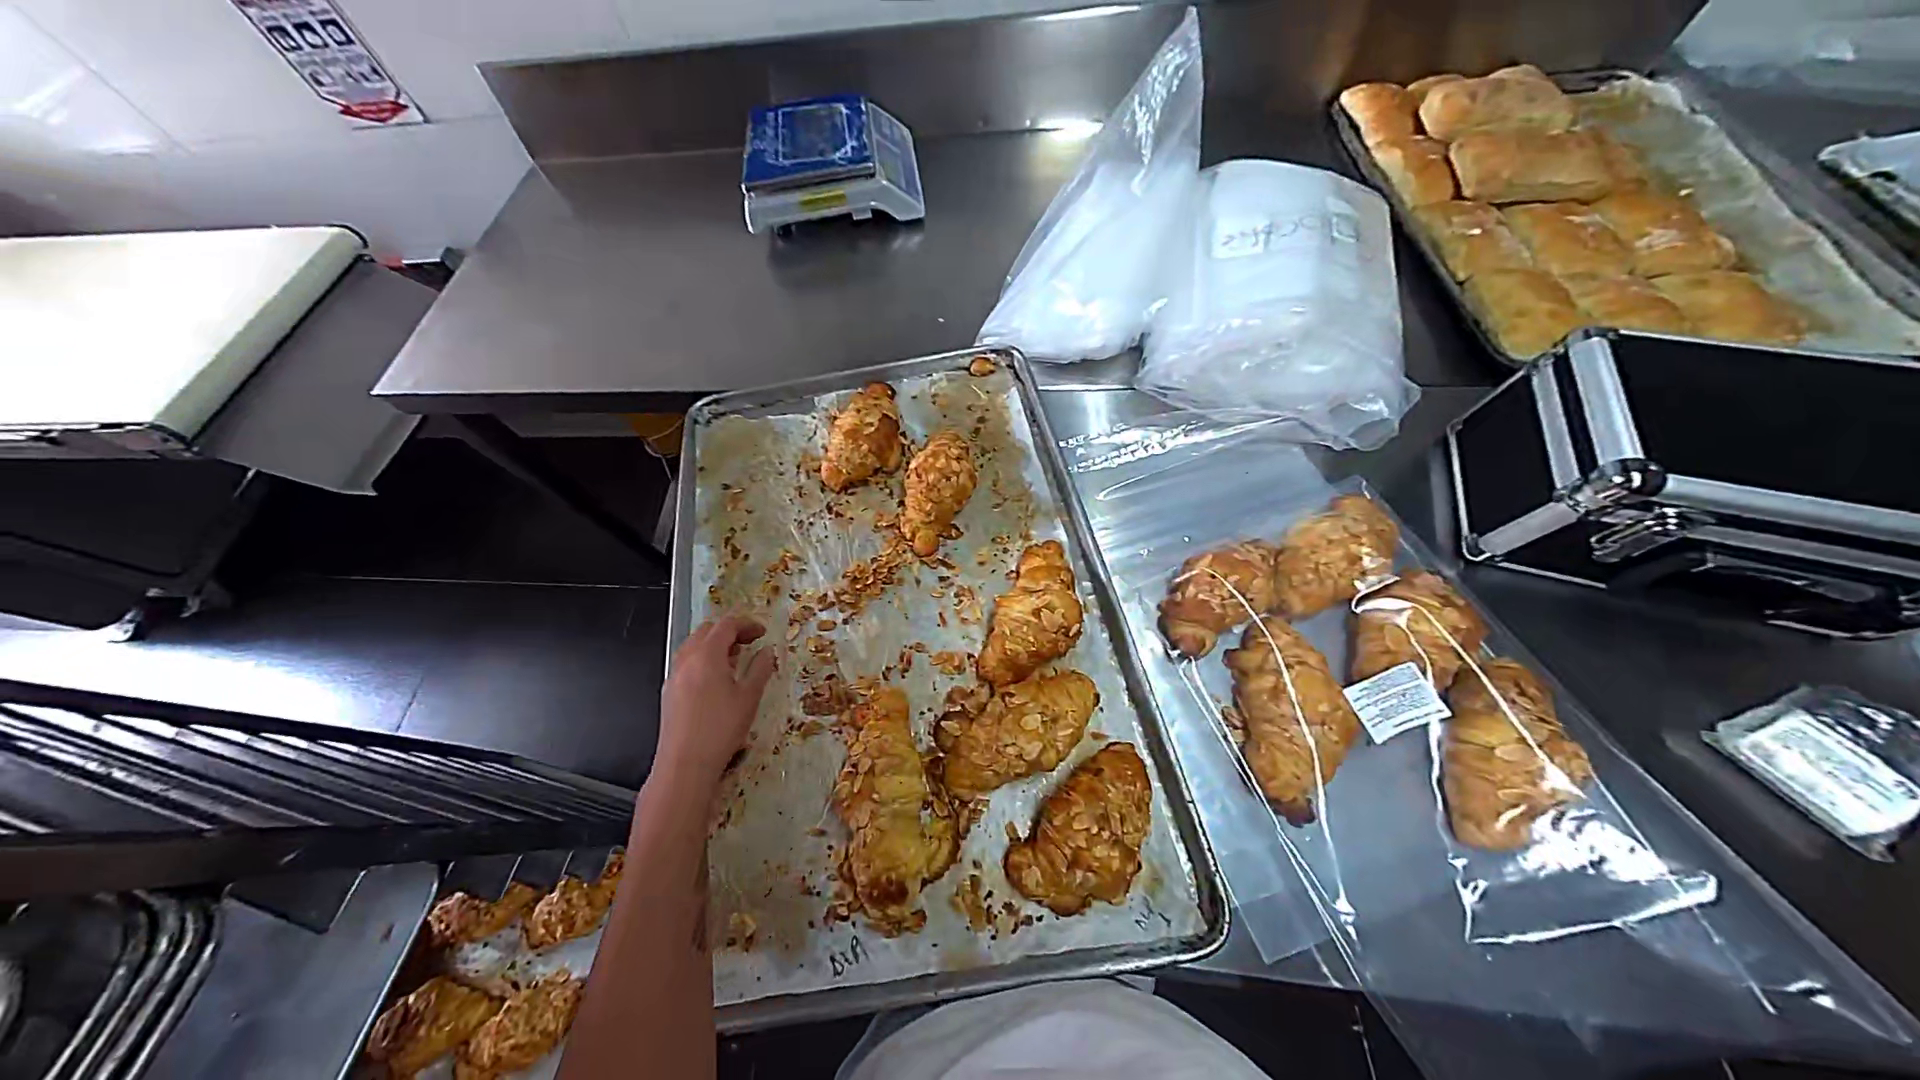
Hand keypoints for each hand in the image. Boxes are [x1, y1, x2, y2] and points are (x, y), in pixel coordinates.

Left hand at [656, 615, 776, 790]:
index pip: (726, 625)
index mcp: (707, 655)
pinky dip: (703, 660)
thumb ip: (761, 668)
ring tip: (735, 660)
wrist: (685, 764)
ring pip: (694, 646)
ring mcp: (674, 676)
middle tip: (750, 642)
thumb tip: (767, 652)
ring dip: (715, 645)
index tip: (762, 633)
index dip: (747, 624)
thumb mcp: (749, 697)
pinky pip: (686, 663)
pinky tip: (717, 680)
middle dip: (730, 631)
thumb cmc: (721, 728)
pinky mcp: (669, 692)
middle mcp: (686, 660)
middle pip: (707, 631)